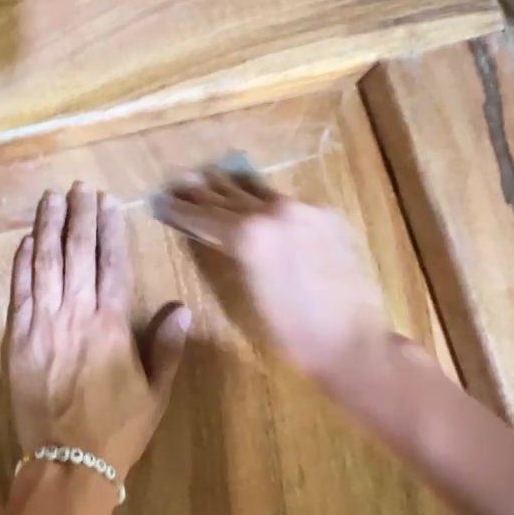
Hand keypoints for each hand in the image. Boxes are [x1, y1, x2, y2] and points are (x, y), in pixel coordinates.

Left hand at [6, 184, 191, 480]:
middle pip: (77, 253)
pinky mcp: (17, 340)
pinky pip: (19, 291)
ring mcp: (42, 325)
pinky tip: (27, 242)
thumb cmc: (117, 429)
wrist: (67, 460)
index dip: (111, 228)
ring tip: (51, 199)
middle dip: (78, 216)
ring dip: (48, 228)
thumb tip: (182, 308)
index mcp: (112, 325)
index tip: (109, 203)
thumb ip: (167, 347)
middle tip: (79, 188)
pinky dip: (22, 263)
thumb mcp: (156, 392)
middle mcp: (75, 315)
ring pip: (44, 264)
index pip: (112, 263)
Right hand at [158, 169, 389, 388]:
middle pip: (230, 195)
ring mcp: (304, 210)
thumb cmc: (290, 331)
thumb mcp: (246, 292)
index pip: (205, 215)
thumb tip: (219, 235)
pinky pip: (287, 203)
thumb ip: (232, 253)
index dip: (181, 209)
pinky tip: (257, 199)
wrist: (350, 339)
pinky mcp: (327, 216)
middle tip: (182, 179)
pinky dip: (266, 201)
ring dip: (234, 187)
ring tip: (213, 176)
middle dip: (204, 190)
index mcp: (248, 235)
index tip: (163, 199)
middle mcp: (274, 211)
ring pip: (260, 191)